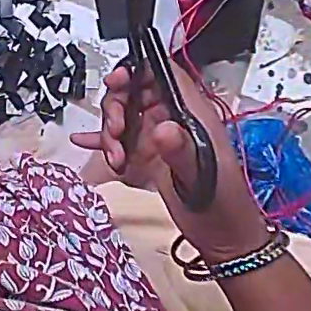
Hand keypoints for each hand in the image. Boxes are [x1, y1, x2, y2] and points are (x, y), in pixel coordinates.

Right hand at [72, 66, 273, 263]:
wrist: (224, 241)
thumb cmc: (224, 207)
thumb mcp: (204, 177)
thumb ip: (182, 151)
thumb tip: (161, 128)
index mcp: (192, 114)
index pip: (163, 74)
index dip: (138, 69)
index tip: (117, 81)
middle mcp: (172, 120)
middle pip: (135, 92)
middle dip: (115, 108)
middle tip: (114, 132)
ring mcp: (158, 139)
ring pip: (122, 117)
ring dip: (109, 135)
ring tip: (115, 159)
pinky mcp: (147, 158)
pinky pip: (119, 141)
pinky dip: (102, 142)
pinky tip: (86, 143)